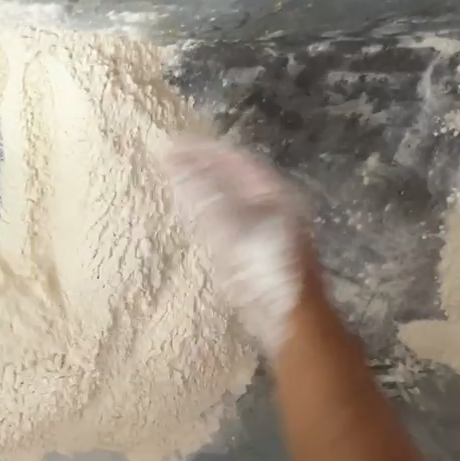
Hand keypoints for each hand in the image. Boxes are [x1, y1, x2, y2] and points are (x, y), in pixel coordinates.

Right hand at [160, 133, 317, 351]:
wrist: (290, 317)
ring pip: (229, 199)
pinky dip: (204, 213)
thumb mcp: (233, 227)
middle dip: (201, 166)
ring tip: (175, 180)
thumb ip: (203, 194)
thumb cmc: (266, 269)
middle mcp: (272, 206)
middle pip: (232, 177)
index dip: (203, 149)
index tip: (173, 143)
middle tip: (169, 158)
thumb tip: (176, 162)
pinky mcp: (255, 251)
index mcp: (273, 193)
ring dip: (202, 188)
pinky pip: (226, 222)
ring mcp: (265, 229)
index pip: (234, 160)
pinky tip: (191, 217)